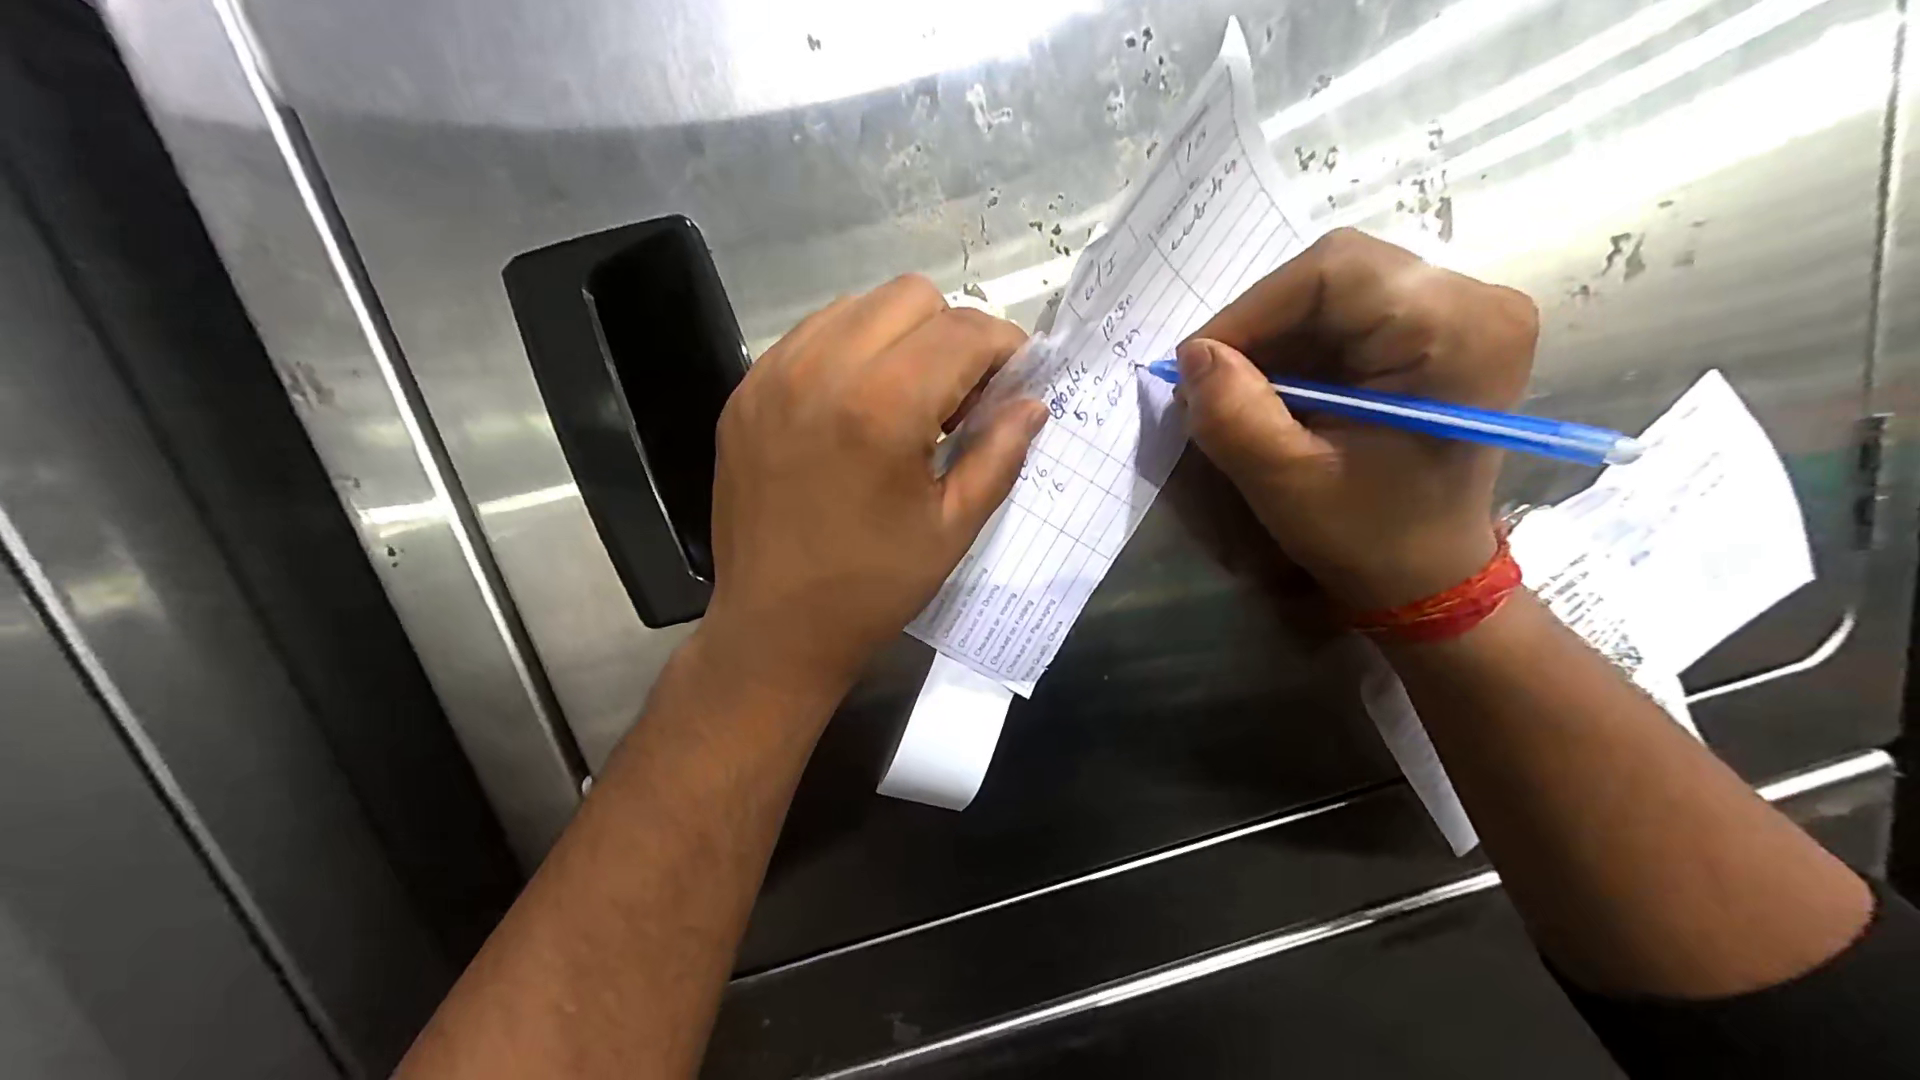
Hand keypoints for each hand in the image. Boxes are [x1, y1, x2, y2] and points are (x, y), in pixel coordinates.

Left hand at [700, 275, 1048, 697]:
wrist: (773, 627)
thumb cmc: (873, 587)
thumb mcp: (953, 528)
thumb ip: (1000, 453)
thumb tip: (1031, 401)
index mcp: (884, 408)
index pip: (964, 331)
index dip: (1004, 346)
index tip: (1014, 378)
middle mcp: (822, 370)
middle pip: (912, 296)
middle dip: (952, 334)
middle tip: (959, 395)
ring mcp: (773, 375)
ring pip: (858, 305)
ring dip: (900, 336)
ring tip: (907, 398)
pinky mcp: (744, 391)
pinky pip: (811, 336)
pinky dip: (849, 350)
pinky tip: (857, 405)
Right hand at [1180, 229, 1537, 609]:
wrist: (1425, 571)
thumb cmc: (1369, 535)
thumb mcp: (1288, 483)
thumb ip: (1235, 417)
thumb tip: (1192, 355)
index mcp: (1459, 332)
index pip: (1333, 274)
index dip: (1250, 311)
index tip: (1196, 365)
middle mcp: (1474, 302)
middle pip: (1335, 272)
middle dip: (1259, 323)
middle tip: (1213, 378)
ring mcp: (1458, 312)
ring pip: (1332, 288)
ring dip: (1272, 337)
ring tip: (1238, 390)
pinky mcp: (1435, 330)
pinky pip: (1344, 311)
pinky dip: (1293, 346)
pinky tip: (1273, 389)